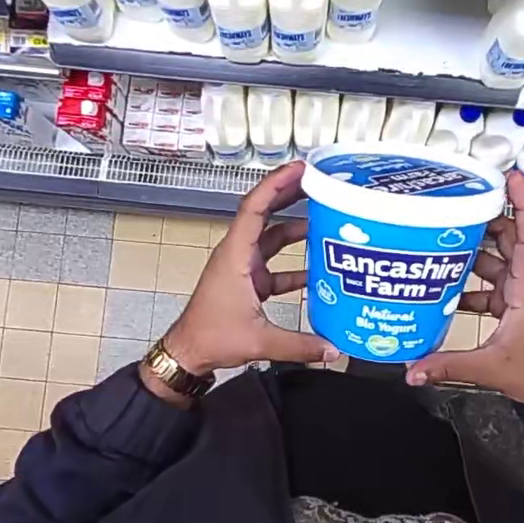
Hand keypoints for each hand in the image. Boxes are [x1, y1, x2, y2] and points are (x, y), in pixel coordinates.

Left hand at [154, 162, 337, 386]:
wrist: (189, 353)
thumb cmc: (210, 337)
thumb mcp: (260, 340)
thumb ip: (301, 345)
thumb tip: (333, 349)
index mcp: (235, 256)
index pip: (255, 208)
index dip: (277, 184)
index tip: (300, 169)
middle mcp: (238, 255)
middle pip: (264, 214)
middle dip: (289, 195)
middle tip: (317, 182)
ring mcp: (242, 268)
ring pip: (271, 238)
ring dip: (294, 226)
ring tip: (323, 217)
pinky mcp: (247, 283)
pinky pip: (274, 264)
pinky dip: (294, 263)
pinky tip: (317, 267)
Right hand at [405, 171, 523, 405]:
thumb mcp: (492, 368)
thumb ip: (449, 366)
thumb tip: (414, 369)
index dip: (522, 203)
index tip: (510, 177)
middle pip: (507, 239)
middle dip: (484, 220)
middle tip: (457, 207)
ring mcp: (520, 295)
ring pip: (497, 260)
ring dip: (474, 251)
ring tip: (443, 242)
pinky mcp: (514, 308)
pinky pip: (490, 286)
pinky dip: (470, 284)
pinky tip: (447, 290)